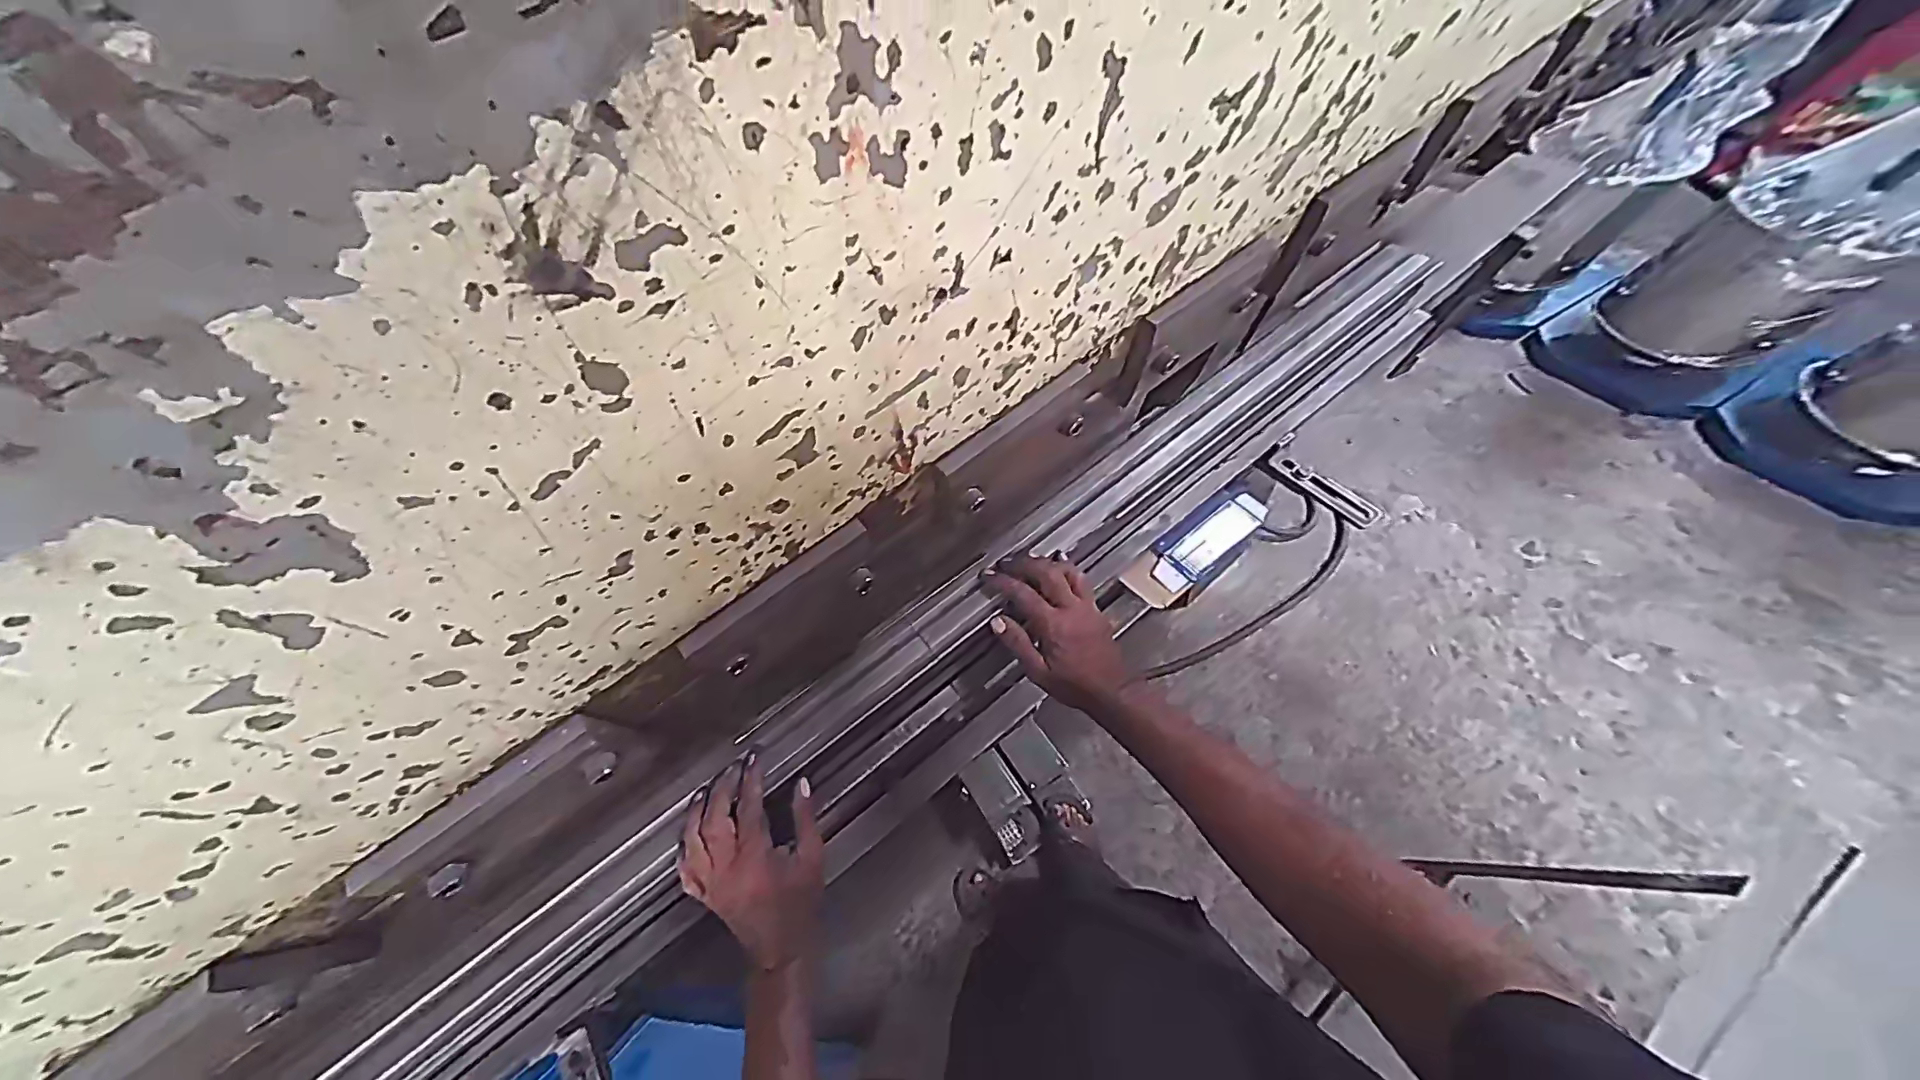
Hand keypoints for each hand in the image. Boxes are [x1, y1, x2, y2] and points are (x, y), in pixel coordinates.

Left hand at [679, 756, 824, 972]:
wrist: (781, 949)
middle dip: (723, 788)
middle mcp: (727, 868)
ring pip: (693, 840)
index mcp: (755, 857)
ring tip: (706, 789)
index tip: (755, 759)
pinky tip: (688, 831)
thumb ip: (806, 818)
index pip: (749, 807)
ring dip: (697, 811)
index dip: (751, 778)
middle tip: (732, 768)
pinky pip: (685, 869)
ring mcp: (710, 883)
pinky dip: (684, 847)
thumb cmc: (801, 903)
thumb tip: (801, 784)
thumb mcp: (813, 857)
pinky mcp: (703, 896)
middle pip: (715, 818)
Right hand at [984, 555, 1138, 713]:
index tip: (990, 577)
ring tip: (1031, 560)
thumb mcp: (1038, 672)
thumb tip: (999, 623)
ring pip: (1067, 572)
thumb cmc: (1077, 686)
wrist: (1112, 692)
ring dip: (1046, 562)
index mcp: (1054, 625)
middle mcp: (1072, 610)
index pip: (1023, 593)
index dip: (1003, 581)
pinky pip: (1082, 581)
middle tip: (1007, 563)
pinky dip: (1067, 570)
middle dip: (1023, 564)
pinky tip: (1060, 570)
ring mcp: (1087, 608)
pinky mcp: (1097, 610)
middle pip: (1046, 573)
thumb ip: (1018, 643)